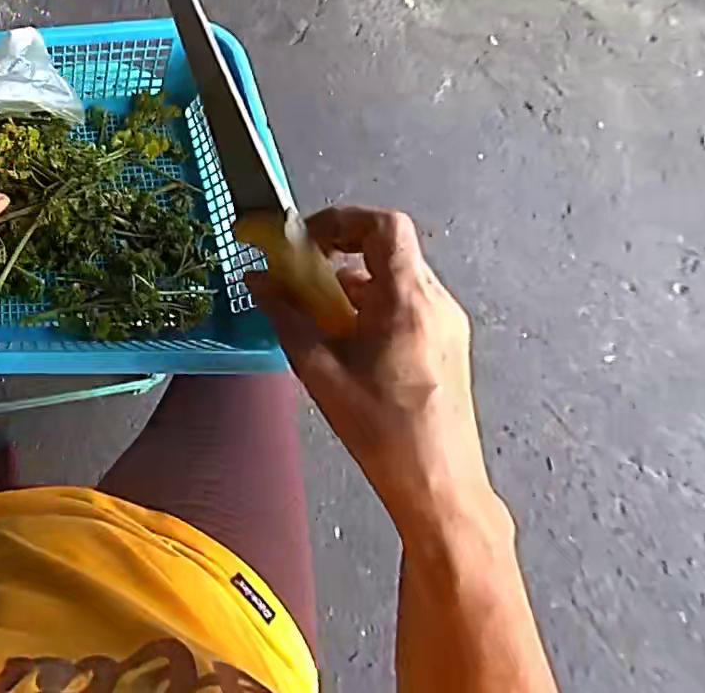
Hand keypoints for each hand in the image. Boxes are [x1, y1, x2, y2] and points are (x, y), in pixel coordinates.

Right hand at [248, 206, 498, 536]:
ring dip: (354, 277)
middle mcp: (435, 301)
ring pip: (396, 272)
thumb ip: (285, 317)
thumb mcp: (319, 370)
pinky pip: (406, 297)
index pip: (385, 225)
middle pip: (389, 245)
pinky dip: (372, 298)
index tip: (307, 239)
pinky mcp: (447, 338)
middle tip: (306, 267)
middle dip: (341, 246)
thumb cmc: (381, 432)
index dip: (342, 219)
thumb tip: (258, 282)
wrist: (440, 486)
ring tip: (321, 309)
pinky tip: (348, 333)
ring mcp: (446, 320)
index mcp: (407, 301)